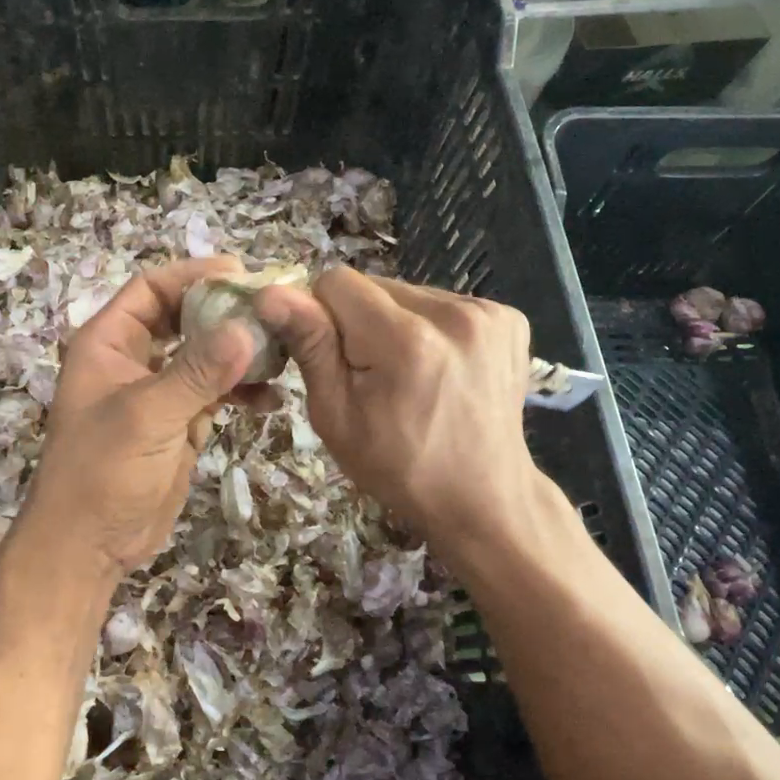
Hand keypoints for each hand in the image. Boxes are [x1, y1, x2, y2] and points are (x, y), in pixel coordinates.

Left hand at [26, 257, 266, 576]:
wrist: (88, 546)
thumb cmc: (101, 472)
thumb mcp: (148, 416)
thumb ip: (197, 371)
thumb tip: (246, 330)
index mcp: (107, 343)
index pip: (151, 289)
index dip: (193, 276)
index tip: (242, 274)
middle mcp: (131, 360)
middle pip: (181, 318)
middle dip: (223, 312)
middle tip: (272, 309)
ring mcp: (156, 393)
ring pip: (202, 356)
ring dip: (238, 353)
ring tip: (281, 352)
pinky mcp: (178, 425)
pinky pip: (213, 394)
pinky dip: (240, 392)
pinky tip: (271, 398)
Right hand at [254, 268, 538, 541]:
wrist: (484, 498)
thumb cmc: (399, 467)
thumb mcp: (336, 417)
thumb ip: (309, 346)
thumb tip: (270, 293)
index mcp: (405, 340)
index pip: (337, 281)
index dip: (323, 316)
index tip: (335, 359)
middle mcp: (453, 314)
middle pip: (376, 285)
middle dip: (362, 321)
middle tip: (373, 375)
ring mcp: (489, 314)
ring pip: (409, 293)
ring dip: (398, 323)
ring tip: (411, 375)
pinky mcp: (509, 319)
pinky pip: (444, 303)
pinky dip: (432, 329)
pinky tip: (440, 369)